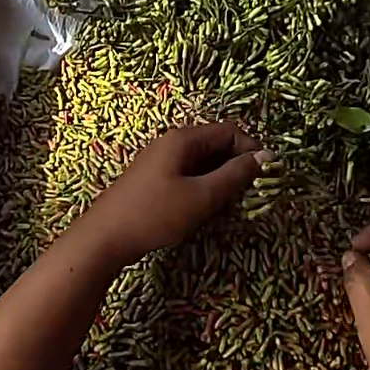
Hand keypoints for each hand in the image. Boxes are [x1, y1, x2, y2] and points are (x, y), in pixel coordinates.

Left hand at [73, 123, 267, 264]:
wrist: (104, 238)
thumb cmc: (154, 214)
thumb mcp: (201, 196)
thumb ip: (235, 175)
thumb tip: (265, 156)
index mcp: (183, 139)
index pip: (229, 131)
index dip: (250, 151)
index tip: (263, 178)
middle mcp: (172, 143)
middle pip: (216, 144)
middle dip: (236, 167)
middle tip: (246, 196)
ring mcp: (161, 160)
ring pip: (203, 161)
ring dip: (220, 180)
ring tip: (226, 206)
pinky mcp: (154, 179)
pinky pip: (188, 174)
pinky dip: (203, 187)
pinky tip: (204, 209)